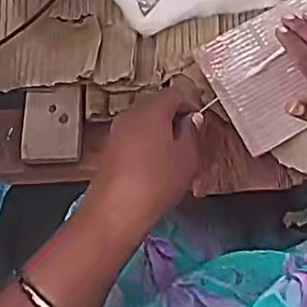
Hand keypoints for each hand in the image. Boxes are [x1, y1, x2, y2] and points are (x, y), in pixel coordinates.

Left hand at [80, 88, 204, 242]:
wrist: (115, 212)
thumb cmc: (157, 181)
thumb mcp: (187, 157)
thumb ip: (192, 133)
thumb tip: (191, 120)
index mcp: (152, 110)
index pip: (175, 95)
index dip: (190, 107)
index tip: (199, 126)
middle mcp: (130, 116)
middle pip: (157, 109)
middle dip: (174, 124)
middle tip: (188, 146)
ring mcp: (115, 133)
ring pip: (143, 127)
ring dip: (159, 138)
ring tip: (172, 164)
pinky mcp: (107, 152)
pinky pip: (131, 142)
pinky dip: (144, 150)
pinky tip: (152, 174)